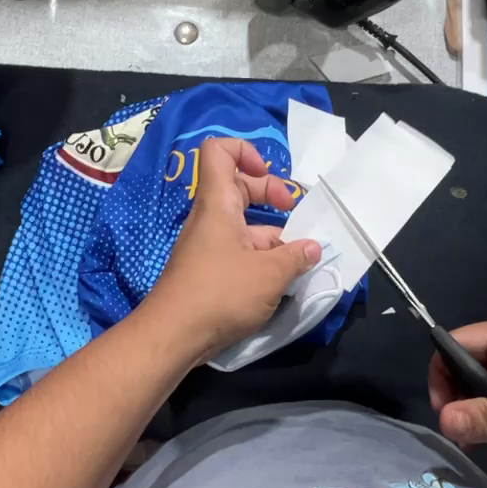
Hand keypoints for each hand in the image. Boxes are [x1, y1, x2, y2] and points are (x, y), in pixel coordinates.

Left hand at [134, 138, 321, 364]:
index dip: (246, 151)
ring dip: (274, 236)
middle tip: (297, 215)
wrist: (174, 335)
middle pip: (240, 188)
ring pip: (245, 225)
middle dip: (272, 195)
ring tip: (302, 259)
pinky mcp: (210, 271)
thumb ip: (295, 256)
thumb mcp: (270, 274)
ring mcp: (209, 245)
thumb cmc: (220, 293)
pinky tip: (284, 283)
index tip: (269, 174)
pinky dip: (262, 259)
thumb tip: (312, 247)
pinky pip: (240, 252)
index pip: (219, 152)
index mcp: (218, 204)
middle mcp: (211, 219)